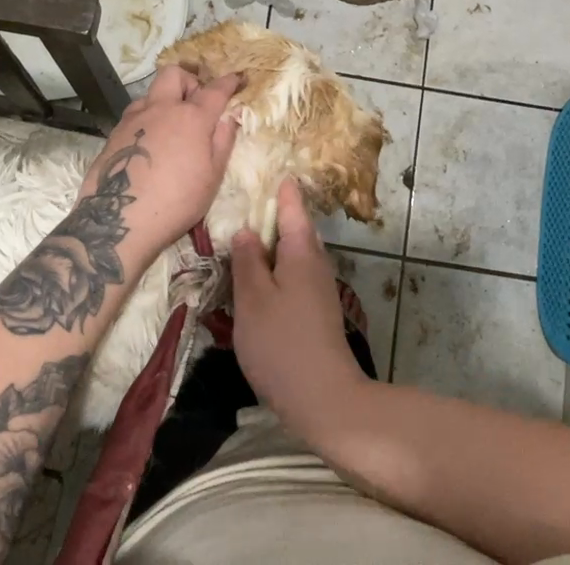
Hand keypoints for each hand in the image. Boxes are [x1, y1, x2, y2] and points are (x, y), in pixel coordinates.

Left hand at [87, 65, 241, 248]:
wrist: (119, 219)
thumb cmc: (177, 201)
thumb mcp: (212, 177)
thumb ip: (223, 142)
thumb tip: (229, 117)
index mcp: (191, 118)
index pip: (215, 90)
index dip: (228, 82)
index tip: (237, 78)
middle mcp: (161, 109)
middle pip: (174, 74)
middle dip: (189, 80)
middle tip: (196, 102)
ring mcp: (134, 119)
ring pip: (151, 93)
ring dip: (165, 100)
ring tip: (171, 125)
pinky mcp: (114, 133)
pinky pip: (135, 114)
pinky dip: (148, 119)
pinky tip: (150, 143)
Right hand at [230, 179, 368, 434]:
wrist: (323, 398)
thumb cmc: (281, 343)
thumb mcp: (253, 299)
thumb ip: (247, 261)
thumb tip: (246, 230)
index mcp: (301, 252)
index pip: (293, 208)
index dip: (281, 190)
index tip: (272, 171)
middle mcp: (316, 265)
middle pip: (298, 231)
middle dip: (278, 216)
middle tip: (252, 203)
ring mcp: (319, 291)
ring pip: (297, 256)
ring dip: (276, 245)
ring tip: (248, 240)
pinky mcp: (317, 314)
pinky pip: (296, 277)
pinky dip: (279, 269)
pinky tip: (260, 282)